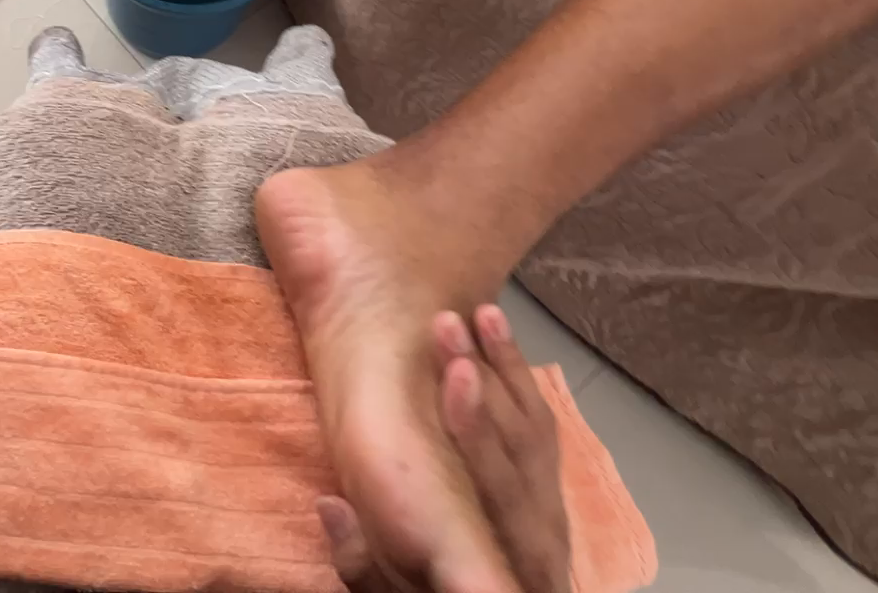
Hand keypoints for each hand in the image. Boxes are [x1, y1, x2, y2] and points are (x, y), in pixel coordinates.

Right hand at [317, 305, 569, 592]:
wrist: (483, 590)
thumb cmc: (422, 586)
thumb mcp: (383, 588)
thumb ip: (360, 563)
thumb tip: (330, 506)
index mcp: (505, 562)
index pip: (497, 494)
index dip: (477, 430)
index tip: (457, 372)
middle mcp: (538, 537)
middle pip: (519, 452)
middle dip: (482, 380)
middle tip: (447, 323)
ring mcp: (547, 506)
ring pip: (531, 429)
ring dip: (501, 364)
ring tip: (472, 312)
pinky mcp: (542, 478)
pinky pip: (537, 418)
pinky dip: (515, 368)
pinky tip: (493, 326)